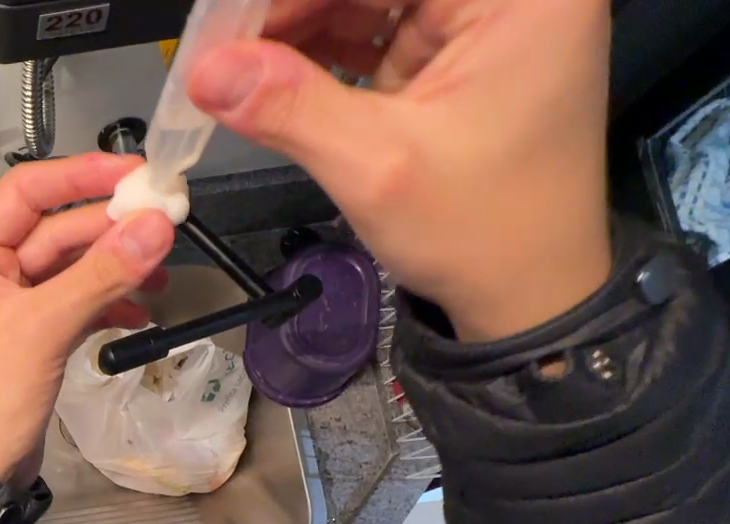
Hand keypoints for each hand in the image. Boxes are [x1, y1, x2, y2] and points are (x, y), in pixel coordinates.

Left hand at [0, 154, 174, 484]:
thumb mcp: (44, 328)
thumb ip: (101, 275)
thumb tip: (158, 224)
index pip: (27, 192)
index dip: (81, 176)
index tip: (135, 173)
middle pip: (58, 229)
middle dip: (110, 229)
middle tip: (166, 225)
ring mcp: (15, 303)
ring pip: (74, 267)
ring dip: (116, 268)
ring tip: (161, 275)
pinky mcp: (37, 332)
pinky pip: (79, 301)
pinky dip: (109, 303)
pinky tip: (140, 313)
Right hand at [189, 0, 613, 340]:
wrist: (524, 289)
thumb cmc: (476, 228)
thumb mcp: (375, 167)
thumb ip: (291, 109)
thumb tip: (205, 71)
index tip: (224, 21)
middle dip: (289, 10)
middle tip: (217, 50)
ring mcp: (475, 23)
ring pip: (364, 2)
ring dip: (294, 32)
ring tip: (229, 66)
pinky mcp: (446, 59)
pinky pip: (368, 37)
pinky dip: (314, 58)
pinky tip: (265, 77)